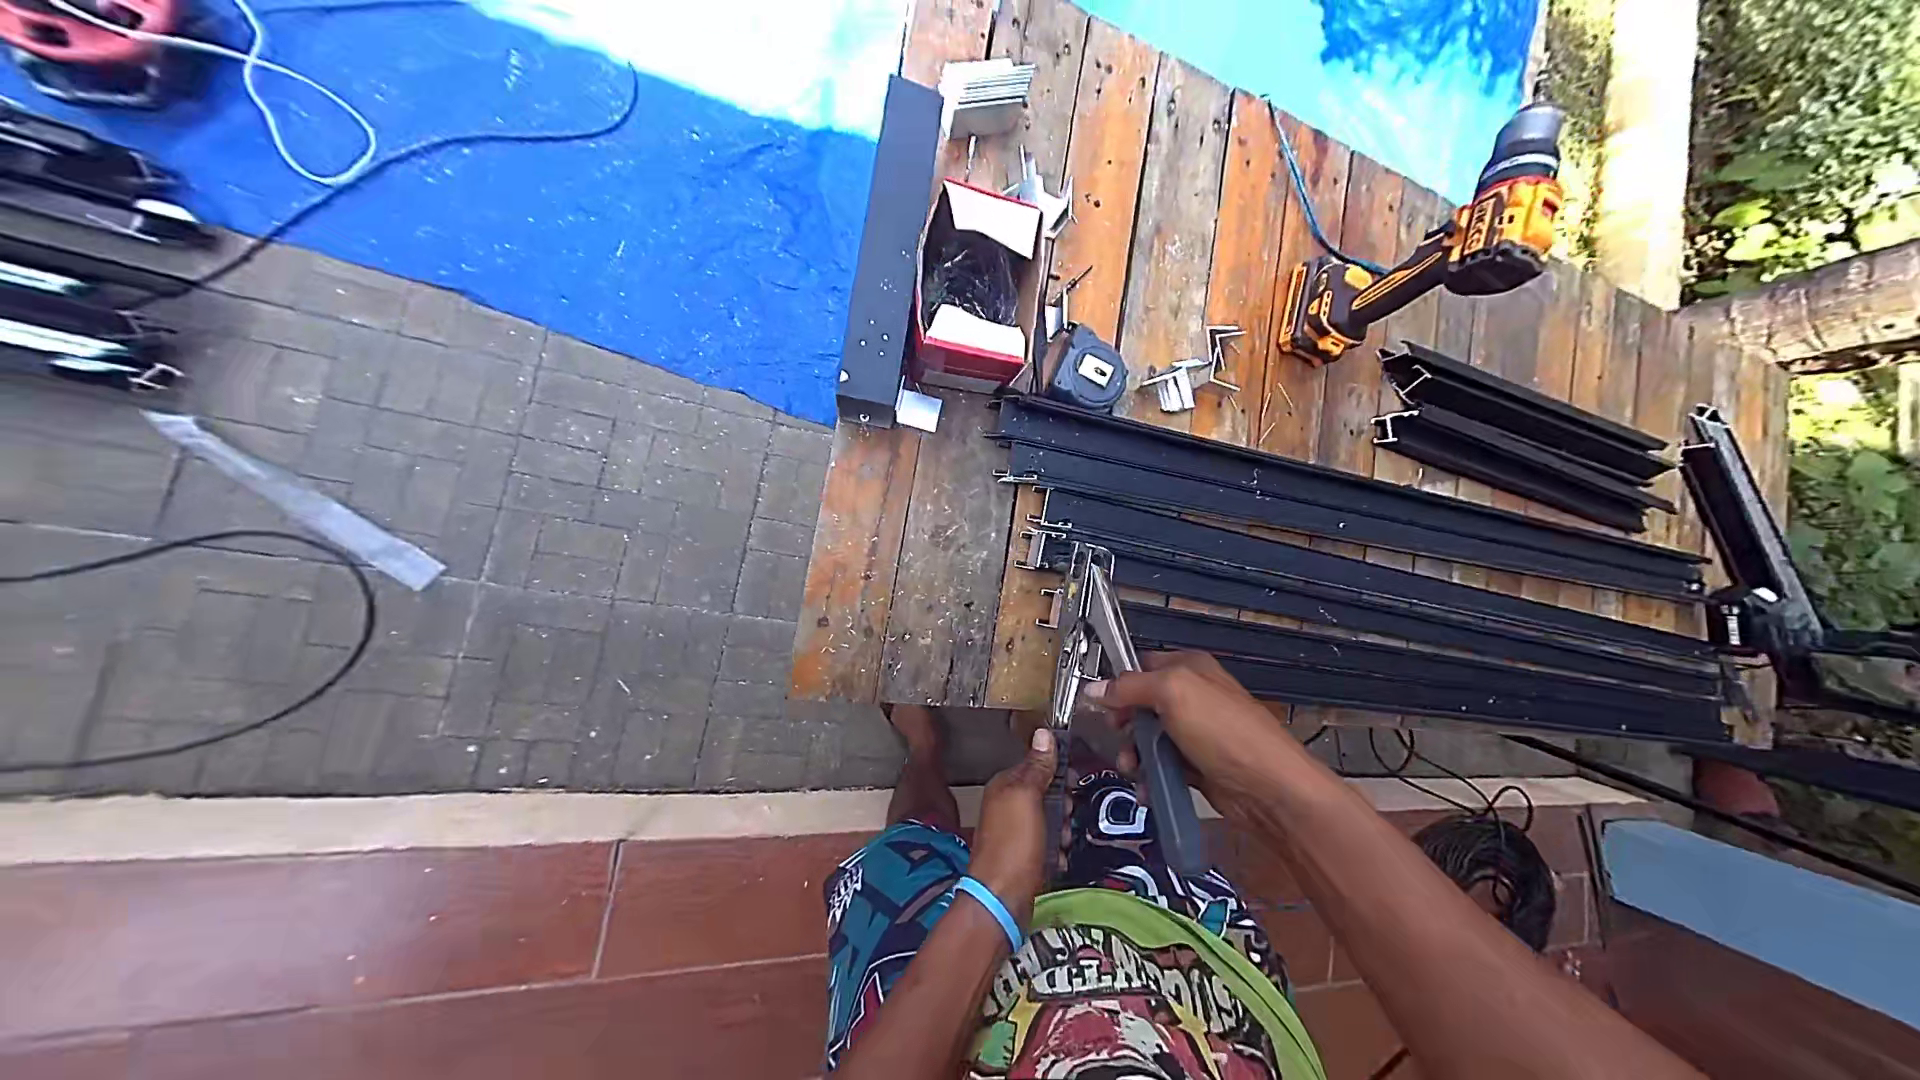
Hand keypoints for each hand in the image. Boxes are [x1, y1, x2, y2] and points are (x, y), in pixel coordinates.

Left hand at [965, 727, 1057, 924]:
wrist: (1002, 901)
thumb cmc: (1014, 844)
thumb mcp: (1027, 798)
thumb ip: (1036, 767)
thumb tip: (1043, 731)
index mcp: (1004, 785)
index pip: (1036, 764)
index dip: (1058, 771)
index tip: (1075, 782)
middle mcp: (1006, 804)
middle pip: (1045, 791)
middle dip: (1062, 802)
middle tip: (1067, 815)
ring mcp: (1014, 831)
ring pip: (1049, 818)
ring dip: (1062, 827)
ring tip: (1063, 840)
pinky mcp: (1023, 855)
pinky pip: (1048, 842)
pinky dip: (1056, 848)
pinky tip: (1059, 857)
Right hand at [1084, 651, 1290, 808]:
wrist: (1269, 789)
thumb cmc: (1225, 732)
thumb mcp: (1172, 693)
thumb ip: (1129, 687)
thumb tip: (1095, 689)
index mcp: (1189, 668)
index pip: (1141, 665)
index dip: (1119, 683)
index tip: (1102, 703)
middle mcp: (1192, 696)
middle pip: (1141, 704)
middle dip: (1125, 722)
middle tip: (1119, 735)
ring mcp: (1195, 732)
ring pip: (1149, 737)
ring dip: (1134, 752)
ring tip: (1132, 767)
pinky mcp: (1197, 764)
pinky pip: (1162, 765)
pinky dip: (1150, 775)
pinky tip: (1147, 786)